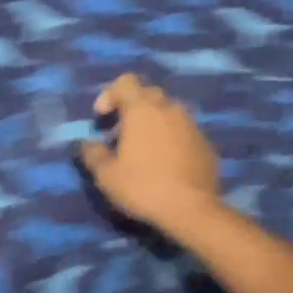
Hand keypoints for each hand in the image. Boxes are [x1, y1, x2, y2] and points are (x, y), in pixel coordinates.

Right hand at [79, 73, 221, 229]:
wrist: (192, 210)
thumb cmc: (143, 186)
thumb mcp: (106, 175)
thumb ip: (92, 152)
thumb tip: (87, 143)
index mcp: (142, 108)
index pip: (125, 81)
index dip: (109, 95)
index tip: (102, 120)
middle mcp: (169, 108)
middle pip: (147, 93)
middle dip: (131, 108)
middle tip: (120, 135)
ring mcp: (191, 124)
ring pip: (168, 112)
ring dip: (153, 123)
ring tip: (144, 151)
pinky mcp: (206, 143)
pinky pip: (183, 131)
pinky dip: (171, 138)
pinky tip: (166, 164)